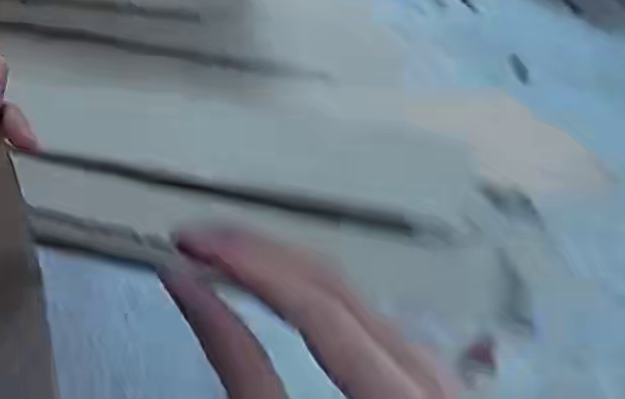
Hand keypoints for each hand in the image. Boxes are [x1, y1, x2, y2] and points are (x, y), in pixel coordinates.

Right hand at [163, 226, 459, 398]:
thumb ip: (235, 362)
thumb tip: (183, 283)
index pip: (316, 308)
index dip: (243, 263)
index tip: (186, 243)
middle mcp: (441, 398)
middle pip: (342, 291)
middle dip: (257, 252)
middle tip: (195, 241)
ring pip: (363, 300)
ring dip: (286, 268)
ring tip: (228, 258)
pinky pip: (377, 326)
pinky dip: (319, 297)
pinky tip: (286, 292)